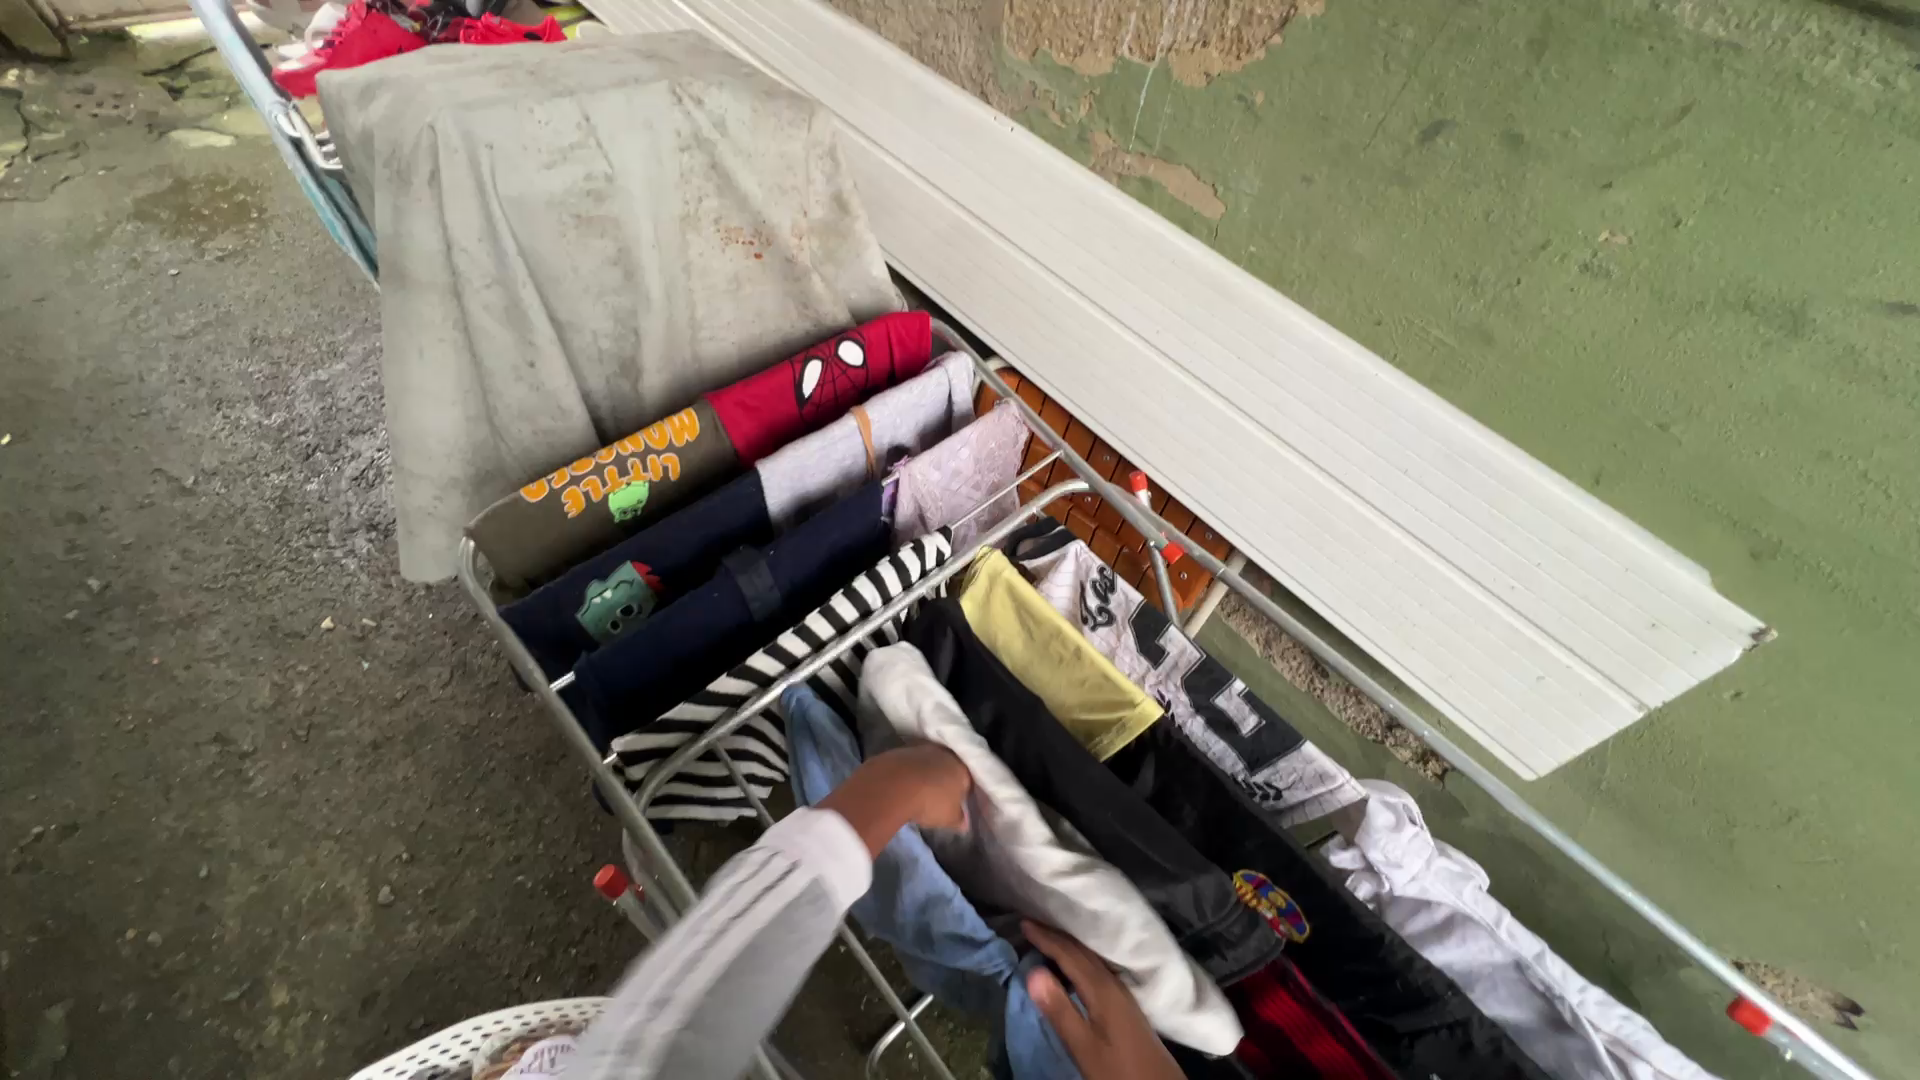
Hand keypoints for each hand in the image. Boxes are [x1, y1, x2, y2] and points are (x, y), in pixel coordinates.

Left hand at [818, 744, 969, 856]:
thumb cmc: (930, 802)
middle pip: (947, 766)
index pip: (968, 779)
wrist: (894, 785)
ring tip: (919, 791)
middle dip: (944, 779)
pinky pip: (909, 763)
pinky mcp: (899, 751)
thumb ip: (959, 819)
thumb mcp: (949, 818)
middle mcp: (944, 753)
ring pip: (928, 762)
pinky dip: (908, 772)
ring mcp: (920, 749)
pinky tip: (903, 785)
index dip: (963, 791)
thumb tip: (964, 822)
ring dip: (925, 773)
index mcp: (961, 767)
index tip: (958, 803)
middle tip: (939, 796)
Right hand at [1023, 921, 1184, 1079]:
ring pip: (1090, 956)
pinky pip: (1096, 965)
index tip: (1024, 922)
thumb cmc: (1118, 1069)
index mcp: (1101, 988)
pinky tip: (1073, 966)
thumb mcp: (1084, 1046)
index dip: (1045, 937)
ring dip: (1067, 944)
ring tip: (1047, 938)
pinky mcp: (1124, 1001)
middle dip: (1055, 934)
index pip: (1069, 953)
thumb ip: (1060, 1010)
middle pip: (1081, 949)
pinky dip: (1078, 957)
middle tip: (1032, 923)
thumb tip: (1033, 972)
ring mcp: (1121, 990)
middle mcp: (1112, 981)